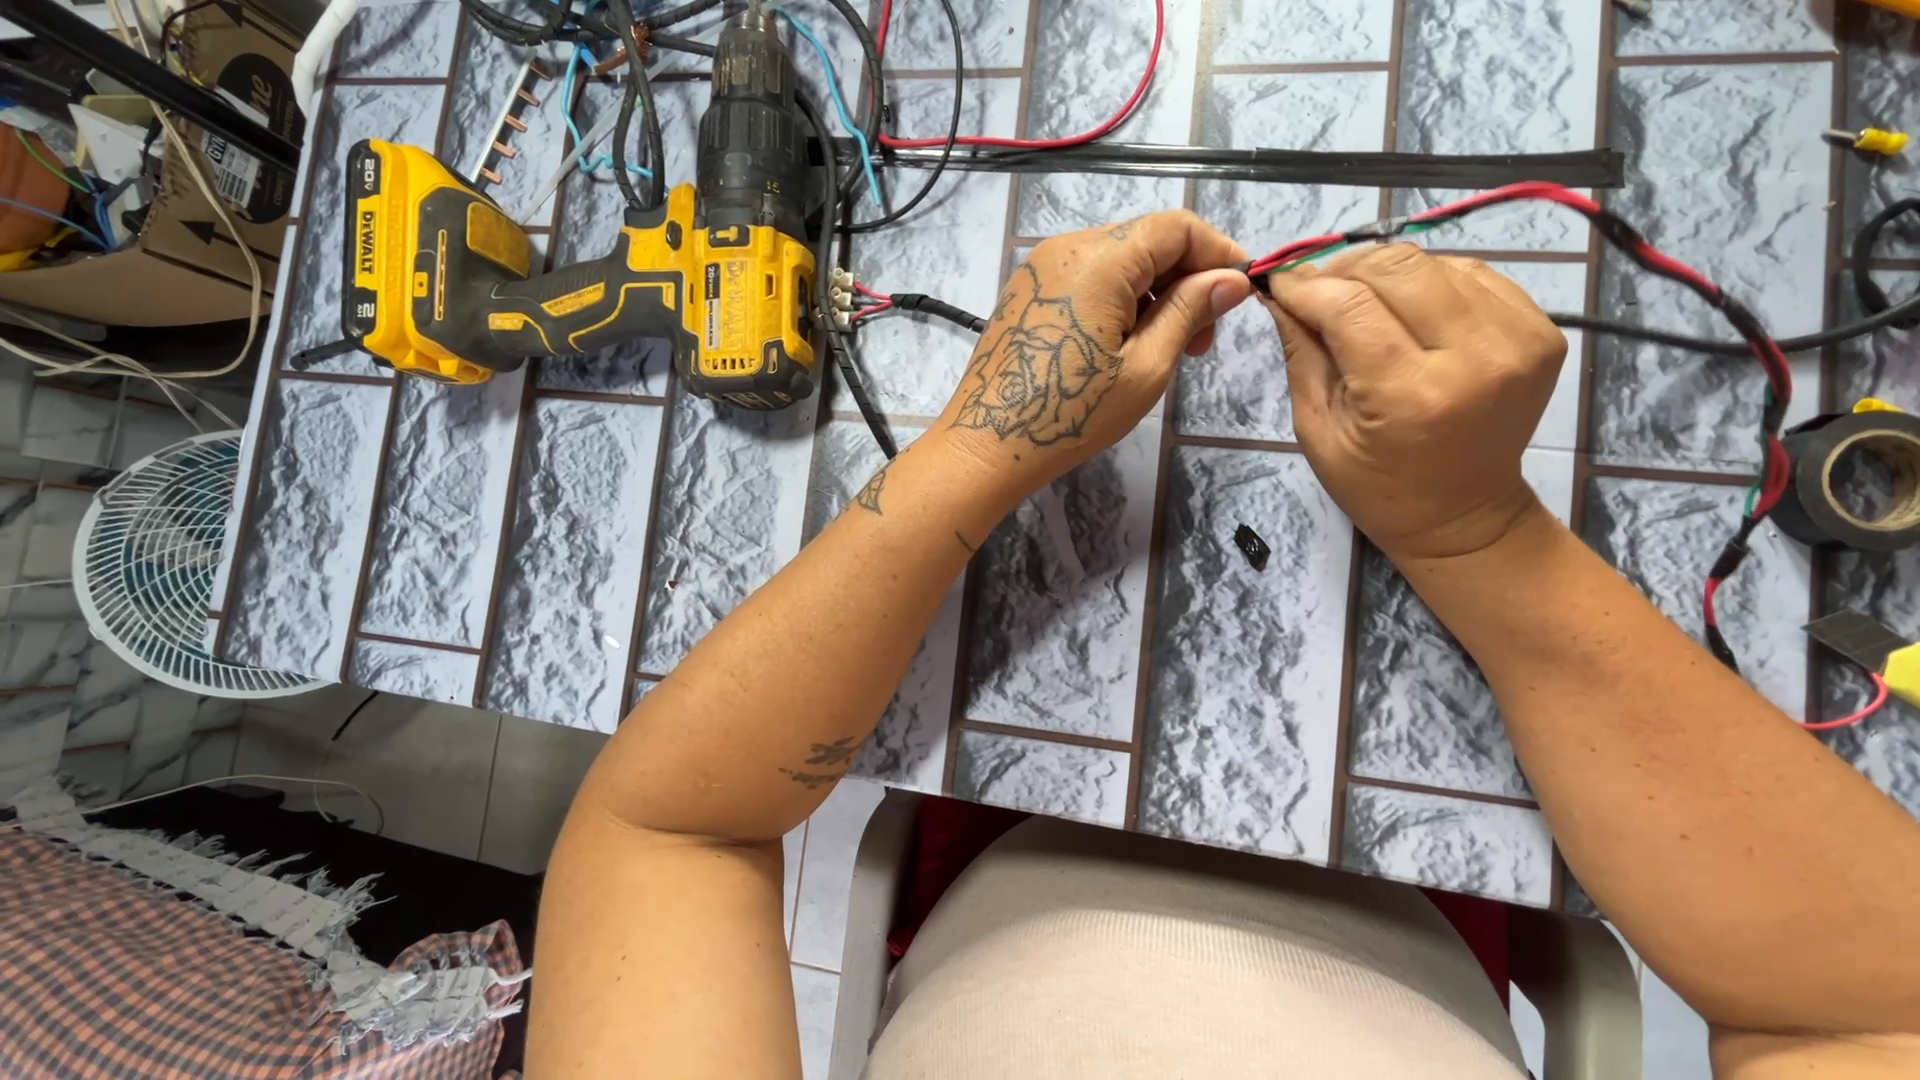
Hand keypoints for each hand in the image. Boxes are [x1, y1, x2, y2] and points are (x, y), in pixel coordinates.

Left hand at [931, 211, 1250, 499]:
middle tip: (1201, 340)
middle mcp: (1066, 248)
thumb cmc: (1070, 413)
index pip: (1175, 226)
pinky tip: (1127, 345)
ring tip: (1167, 350)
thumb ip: (1188, 311)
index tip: (1240, 293)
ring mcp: (1041, 269)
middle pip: (1146, 241)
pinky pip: (1089, 280)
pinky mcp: (1029, 293)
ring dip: (1154, 294)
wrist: (986, 445)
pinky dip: (1120, 301)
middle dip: (1186, 280)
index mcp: (1098, 258)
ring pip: (1118, 261)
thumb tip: (1232, 277)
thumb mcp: (1145, 367)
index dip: (1217, 252)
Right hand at [1260, 244, 1567, 560]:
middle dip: (1344, 269)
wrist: (1463, 514)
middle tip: (1315, 288)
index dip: (1306, 286)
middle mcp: (1475, 356)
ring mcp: (1518, 339)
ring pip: (1435, 263)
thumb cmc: (1376, 484)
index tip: (1277, 282)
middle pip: (1398, 268)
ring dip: (1384, 272)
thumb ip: (1302, 353)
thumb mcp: (1318, 429)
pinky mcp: (1541, 330)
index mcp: (1410, 394)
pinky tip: (1406, 306)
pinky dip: (1429, 281)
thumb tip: (1279, 292)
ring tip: (1357, 298)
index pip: (1349, 306)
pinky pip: (1472, 275)